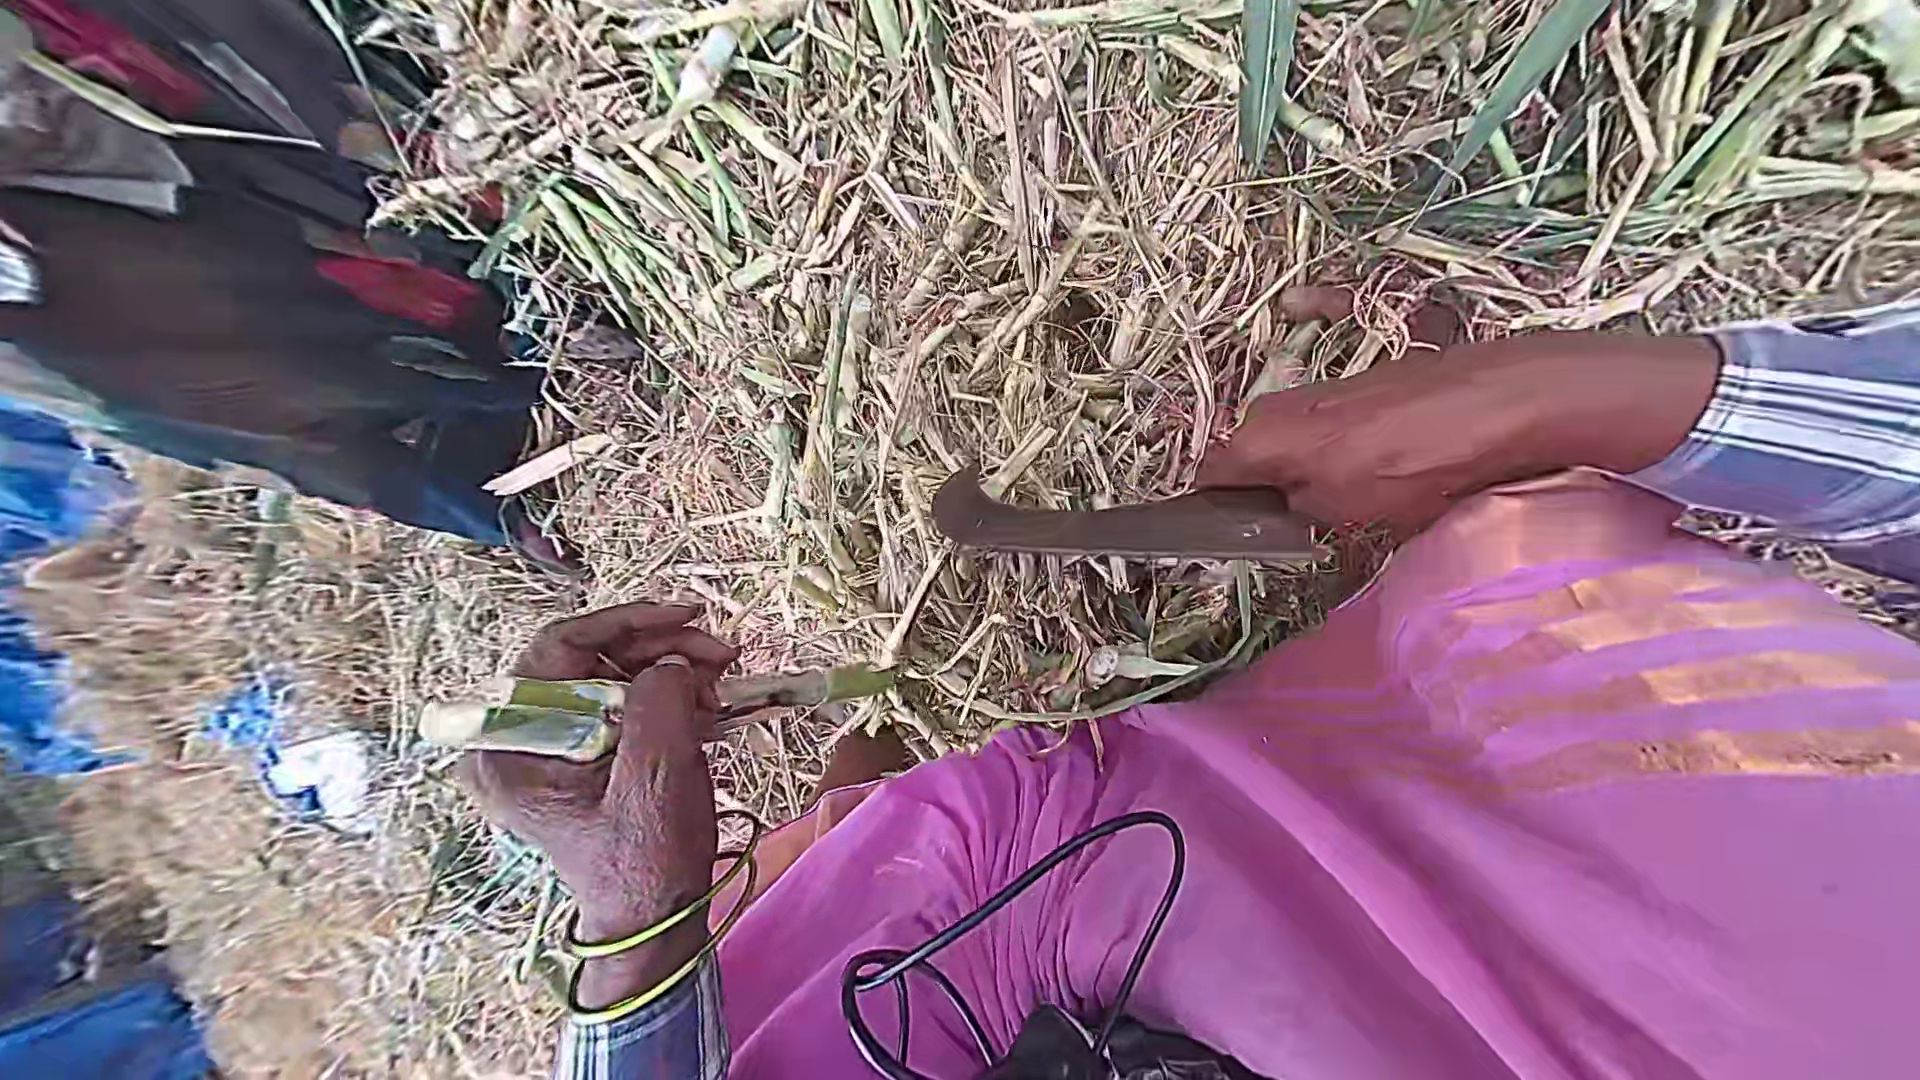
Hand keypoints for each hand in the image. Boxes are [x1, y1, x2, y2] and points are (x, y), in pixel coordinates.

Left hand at [458, 603, 738, 1007]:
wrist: (658, 911)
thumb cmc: (648, 858)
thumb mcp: (656, 778)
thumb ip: (658, 703)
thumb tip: (672, 663)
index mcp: (514, 747)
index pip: (559, 649)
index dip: (626, 621)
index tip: (687, 616)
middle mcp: (526, 736)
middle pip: (596, 655)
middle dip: (664, 647)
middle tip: (721, 655)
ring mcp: (560, 741)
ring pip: (621, 668)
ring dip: (677, 665)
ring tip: (721, 682)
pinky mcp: (593, 746)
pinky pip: (634, 693)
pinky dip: (676, 687)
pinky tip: (709, 699)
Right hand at [1197, 331, 1720, 532]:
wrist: (1505, 399)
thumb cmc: (1413, 465)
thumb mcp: (1341, 510)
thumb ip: (1289, 509)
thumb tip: (1274, 505)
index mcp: (1258, 439)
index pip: (1209, 476)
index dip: (1217, 505)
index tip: (1239, 527)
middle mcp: (1273, 408)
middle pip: (1244, 456)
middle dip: (1258, 485)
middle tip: (1291, 516)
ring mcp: (1312, 392)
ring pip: (1281, 439)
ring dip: (1293, 467)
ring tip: (1336, 493)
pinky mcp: (1351, 383)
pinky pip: (1314, 424)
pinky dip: (1323, 447)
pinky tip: (1366, 463)